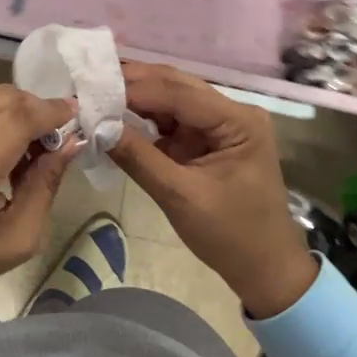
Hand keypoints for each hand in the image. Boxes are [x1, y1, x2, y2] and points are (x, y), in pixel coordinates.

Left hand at [0, 85, 79, 308]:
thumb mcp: (13, 241)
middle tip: (55, 135)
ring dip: (16, 110)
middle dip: (36, 107)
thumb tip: (70, 143)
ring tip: (29, 145)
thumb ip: (45, 187)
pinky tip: (2, 146)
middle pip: (4, 97)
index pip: (18, 118)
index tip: (76, 114)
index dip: (52, 110)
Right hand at [108, 63, 319, 318]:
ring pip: (171, 98)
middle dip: (133, 86)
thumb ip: (139, 157)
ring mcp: (221, 123)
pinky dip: (146, 118)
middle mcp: (233, 111)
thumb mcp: (180, 197)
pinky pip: (173, 118)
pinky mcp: (209, 137)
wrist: (266, 271)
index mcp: (238, 121)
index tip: (93, 90)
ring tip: (97, 98)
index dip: (135, 89)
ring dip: (136, 99)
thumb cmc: (231, 236)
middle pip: (176, 86)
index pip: (179, 92)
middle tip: (89, 85)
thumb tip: (96, 126)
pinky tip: (117, 117)